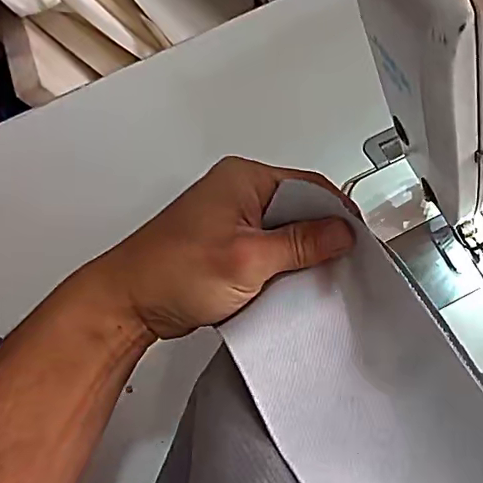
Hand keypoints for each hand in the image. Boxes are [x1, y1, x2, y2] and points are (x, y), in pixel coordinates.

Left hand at [84, 156, 356, 339]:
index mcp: (244, 179)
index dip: (337, 215)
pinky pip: (269, 248)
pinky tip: (281, 284)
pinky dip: (280, 266)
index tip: (354, 242)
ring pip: (286, 231)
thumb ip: (301, 243)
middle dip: (318, 237)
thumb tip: (340, 232)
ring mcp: (233, 218)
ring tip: (301, 277)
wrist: (128, 303)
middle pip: (301, 209)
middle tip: (332, 263)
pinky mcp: (229, 243)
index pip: (311, 187)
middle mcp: (238, 192)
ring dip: (298, 254)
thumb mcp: (249, 258)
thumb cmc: (168, 271)